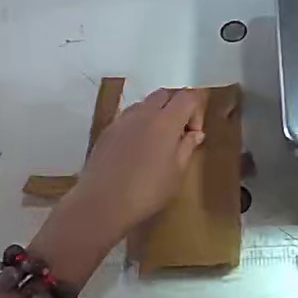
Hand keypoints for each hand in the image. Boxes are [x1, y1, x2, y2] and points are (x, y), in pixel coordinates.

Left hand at [50, 88, 206, 254]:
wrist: (102, 203)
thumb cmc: (147, 191)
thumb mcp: (177, 173)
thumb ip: (187, 148)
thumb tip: (195, 133)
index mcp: (166, 121)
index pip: (187, 97)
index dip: (196, 111)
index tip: (194, 134)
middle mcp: (143, 113)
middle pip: (165, 94)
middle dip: (176, 107)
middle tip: (179, 133)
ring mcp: (122, 120)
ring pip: (144, 104)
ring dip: (156, 115)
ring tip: (158, 143)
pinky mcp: (107, 131)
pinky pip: (128, 118)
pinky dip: (138, 125)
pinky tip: (137, 151)